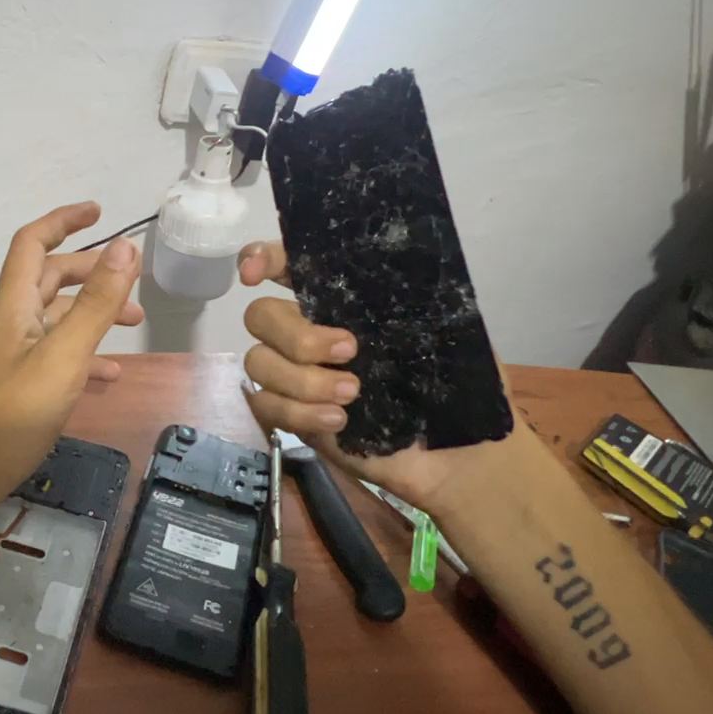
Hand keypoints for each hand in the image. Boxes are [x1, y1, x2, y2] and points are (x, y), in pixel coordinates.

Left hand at [0, 203, 143, 502]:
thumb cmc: (9, 417)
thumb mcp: (62, 357)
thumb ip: (95, 304)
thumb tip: (125, 246)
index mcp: (14, 305)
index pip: (34, 243)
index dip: (64, 220)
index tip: (100, 211)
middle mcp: (11, 322)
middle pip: (51, 278)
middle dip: (92, 271)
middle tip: (133, 280)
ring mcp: (13, 355)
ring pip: (57, 317)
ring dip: (94, 312)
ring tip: (135, 323)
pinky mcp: (18, 386)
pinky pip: (56, 356)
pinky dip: (85, 355)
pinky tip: (111, 376)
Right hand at [237, 240, 478, 508]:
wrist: (459, 454)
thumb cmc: (455, 384)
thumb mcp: (442, 325)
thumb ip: (406, 292)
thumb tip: (371, 269)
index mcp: (340, 300)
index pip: (287, 264)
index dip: (260, 259)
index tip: (253, 276)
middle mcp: (308, 331)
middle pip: (260, 316)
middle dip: (297, 335)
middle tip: (350, 351)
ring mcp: (296, 375)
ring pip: (259, 362)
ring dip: (303, 379)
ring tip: (352, 395)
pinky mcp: (293, 416)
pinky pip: (266, 406)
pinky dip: (299, 412)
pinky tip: (339, 421)